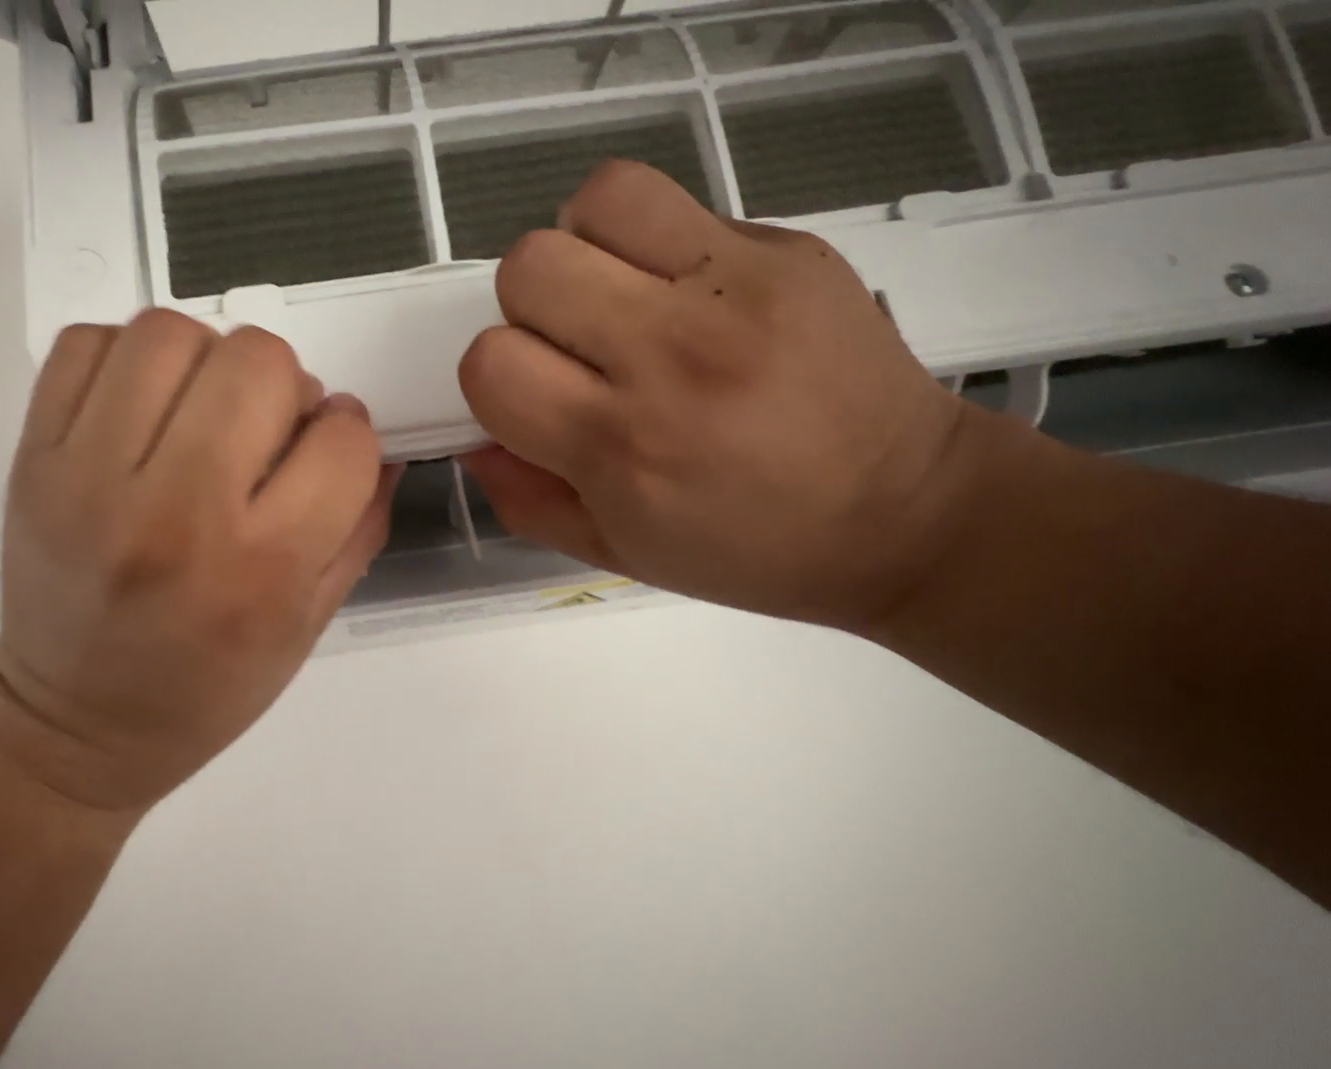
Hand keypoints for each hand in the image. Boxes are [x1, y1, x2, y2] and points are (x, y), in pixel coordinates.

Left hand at [0, 310, 398, 813]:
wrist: (76, 724)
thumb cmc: (207, 689)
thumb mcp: (307, 629)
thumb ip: (357, 528)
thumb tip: (373, 439)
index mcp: (262, 569)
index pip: (343, 442)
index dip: (348, 435)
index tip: (327, 452)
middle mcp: (179, 513)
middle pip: (258, 363)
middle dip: (283, 386)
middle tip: (264, 429)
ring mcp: (92, 479)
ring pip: (169, 334)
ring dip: (205, 359)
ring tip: (200, 409)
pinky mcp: (33, 459)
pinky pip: (84, 344)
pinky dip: (125, 357)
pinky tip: (142, 406)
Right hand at [458, 161, 975, 630]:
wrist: (905, 515)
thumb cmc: (751, 553)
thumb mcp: (619, 553)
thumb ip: (528, 499)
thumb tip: (477, 437)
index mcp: (622, 448)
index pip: (490, 364)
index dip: (496, 382)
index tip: (536, 400)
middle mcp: (670, 356)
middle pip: (528, 268)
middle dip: (531, 311)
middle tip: (579, 348)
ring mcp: (735, 289)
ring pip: (597, 202)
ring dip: (585, 248)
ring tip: (620, 295)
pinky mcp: (789, 249)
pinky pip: (676, 203)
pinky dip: (653, 239)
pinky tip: (687, 290)